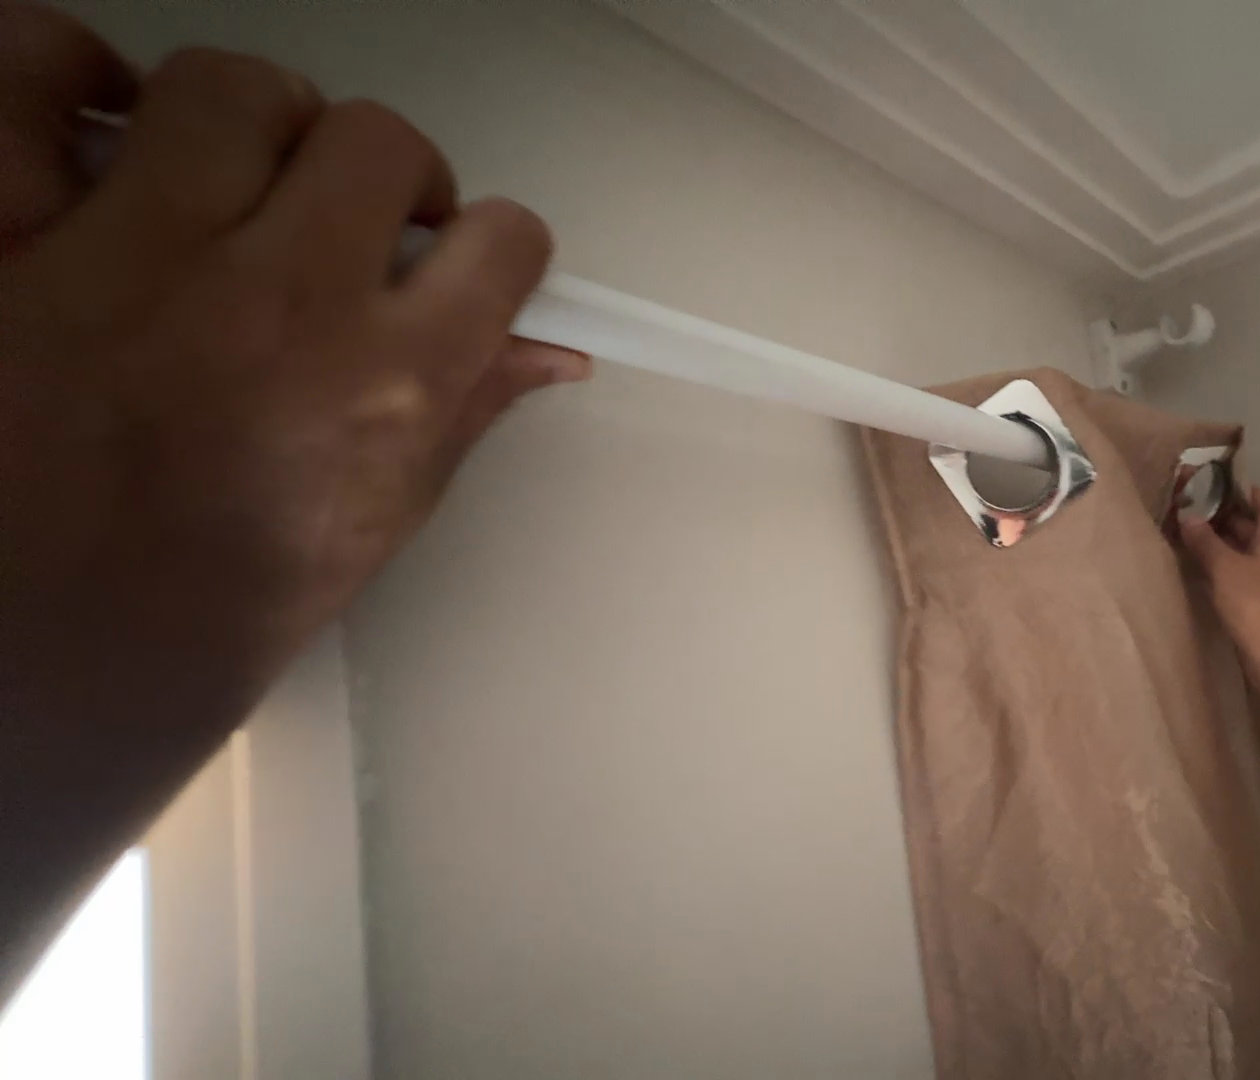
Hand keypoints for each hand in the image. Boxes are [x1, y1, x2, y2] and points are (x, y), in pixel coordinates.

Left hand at [0, 12, 587, 690]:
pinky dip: (67, 70)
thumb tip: (553, 353)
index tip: (484, 255)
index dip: (506, 242)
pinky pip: (19, 63)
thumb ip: (473, 403)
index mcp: (391, 379)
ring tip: (248, 174)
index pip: (503, 243)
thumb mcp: (396, 500)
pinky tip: (104, 128)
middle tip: (372, 220)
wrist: (55, 643)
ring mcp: (121, 256)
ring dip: (267, 123)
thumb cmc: (248, 581)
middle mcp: (279, 302)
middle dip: (400, 175)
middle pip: (382, 144)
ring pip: (233, 90)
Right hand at [1178, 487, 1259, 652]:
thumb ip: (1205, 542)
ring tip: (1190, 541)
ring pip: (1249, 554)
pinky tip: (1204, 575)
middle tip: (1190, 513)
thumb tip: (1189, 517)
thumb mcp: (1225, 568)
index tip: (1215, 487)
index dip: (1244, 492)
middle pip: (1256, 527)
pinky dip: (1227, 572)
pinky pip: (1247, 578)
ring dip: (1224, 547)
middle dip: (1226, 519)